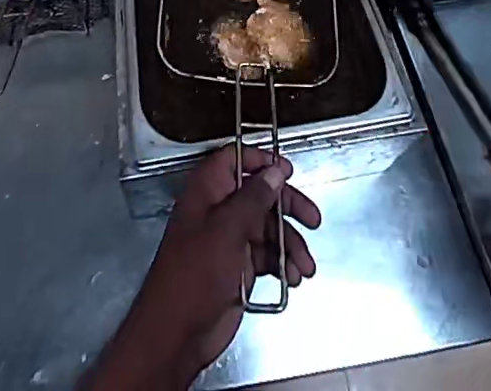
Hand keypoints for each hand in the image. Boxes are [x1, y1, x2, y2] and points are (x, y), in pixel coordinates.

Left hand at [86, 144, 321, 390]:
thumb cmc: (195, 272)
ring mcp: (230, 239)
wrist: (177, 332)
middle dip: (288, 206)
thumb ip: (254, 197)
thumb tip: (274, 171)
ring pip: (268, 228)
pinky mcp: (239, 266)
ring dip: (291, 244)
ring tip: (306, 267)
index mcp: (208, 190)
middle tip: (313, 219)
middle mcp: (220, 209)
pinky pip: (267, 256)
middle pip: (260, 194)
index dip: (261, 159)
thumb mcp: (227, 228)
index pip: (235, 158)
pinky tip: (295, 278)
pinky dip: (283, 264)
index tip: (287, 168)